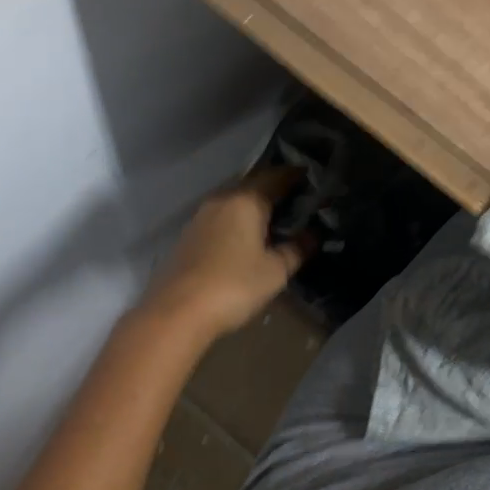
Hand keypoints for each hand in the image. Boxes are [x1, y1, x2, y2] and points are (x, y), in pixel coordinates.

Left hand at [143, 168, 309, 337]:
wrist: (175, 314)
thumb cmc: (233, 286)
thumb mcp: (275, 271)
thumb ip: (297, 249)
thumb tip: (314, 235)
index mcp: (246, 200)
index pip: (276, 176)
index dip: (296, 175)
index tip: (311, 177)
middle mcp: (222, 200)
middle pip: (253, 184)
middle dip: (274, 187)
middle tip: (296, 198)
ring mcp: (200, 217)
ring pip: (234, 200)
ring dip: (254, 204)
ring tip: (273, 218)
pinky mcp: (187, 236)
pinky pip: (220, 217)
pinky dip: (237, 219)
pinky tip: (244, 237)